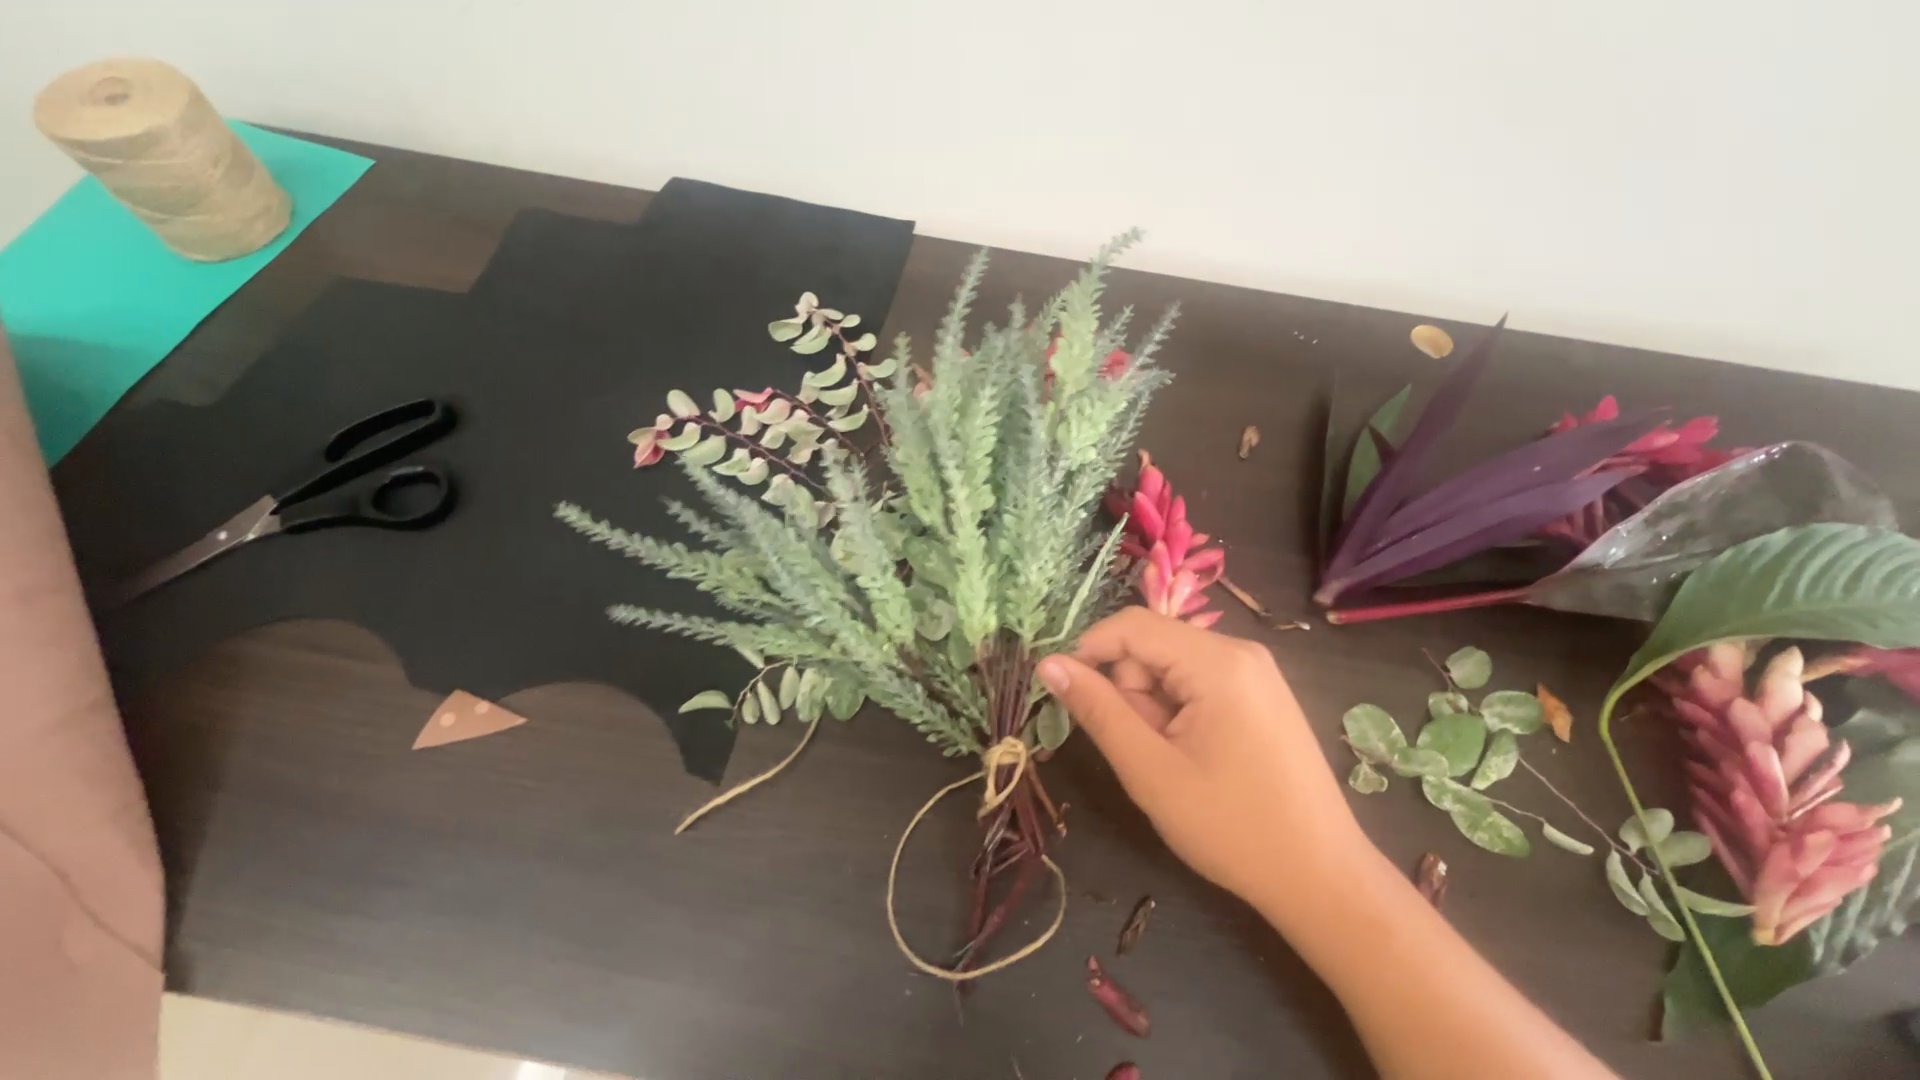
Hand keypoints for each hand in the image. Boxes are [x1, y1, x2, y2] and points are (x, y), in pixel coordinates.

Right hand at [1036, 608, 1369, 910]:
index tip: (1066, 699)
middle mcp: (1241, 651)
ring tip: (1171, 762)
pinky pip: (1198, 682)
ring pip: (1172, 667)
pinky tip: (1194, 756)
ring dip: (1153, 707)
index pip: (1131, 625)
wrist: (1320, 877)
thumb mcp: (1150, 771)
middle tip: (1142, 752)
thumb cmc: (1231, 827)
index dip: (1088, 652)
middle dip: (1130, 691)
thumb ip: (1098, 710)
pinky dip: (1179, 712)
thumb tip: (1049, 664)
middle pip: (1153, 645)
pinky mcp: (1261, 695)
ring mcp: (1256, 673)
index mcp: (1218, 661)